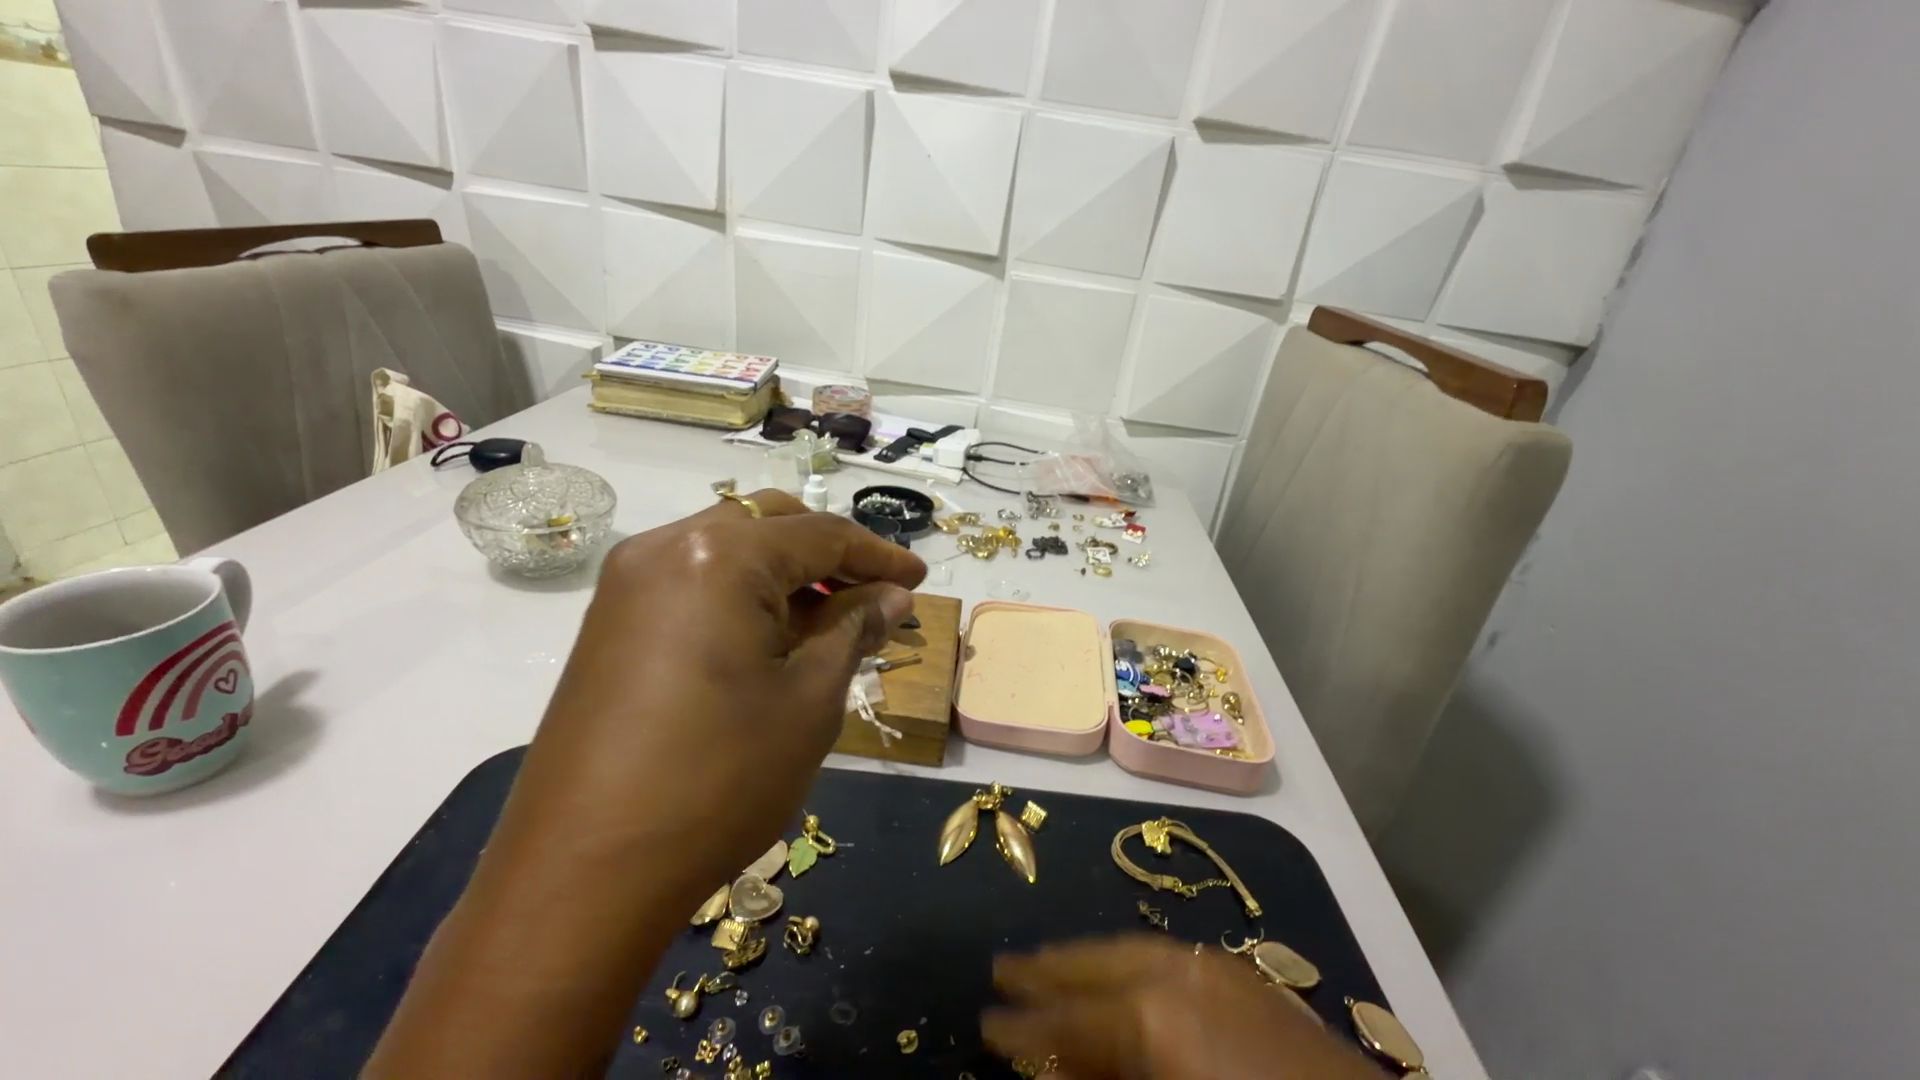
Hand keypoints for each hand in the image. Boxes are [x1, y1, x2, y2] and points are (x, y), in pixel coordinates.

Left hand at [495, 488, 924, 898]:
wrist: (586, 868)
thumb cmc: (719, 777)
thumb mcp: (809, 702)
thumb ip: (853, 631)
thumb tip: (890, 597)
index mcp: (720, 555)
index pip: (820, 534)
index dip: (878, 555)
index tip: (919, 582)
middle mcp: (665, 547)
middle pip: (768, 526)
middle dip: (828, 555)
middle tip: (874, 597)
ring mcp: (626, 584)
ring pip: (726, 550)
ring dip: (783, 574)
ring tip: (828, 623)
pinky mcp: (607, 624)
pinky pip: (690, 583)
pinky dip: (739, 595)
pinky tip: (767, 641)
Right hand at [984, 936, 1391, 1079]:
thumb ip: (1101, 1073)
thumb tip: (1052, 1062)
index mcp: (1154, 1017)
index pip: (1068, 1019)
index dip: (1023, 1027)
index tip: (985, 1023)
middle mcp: (1180, 975)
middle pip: (1095, 964)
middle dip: (1045, 969)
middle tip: (1000, 970)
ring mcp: (1219, 970)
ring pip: (1130, 950)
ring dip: (1085, 957)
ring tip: (1048, 962)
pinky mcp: (1250, 979)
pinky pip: (1168, 956)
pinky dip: (1130, 958)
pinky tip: (1120, 969)